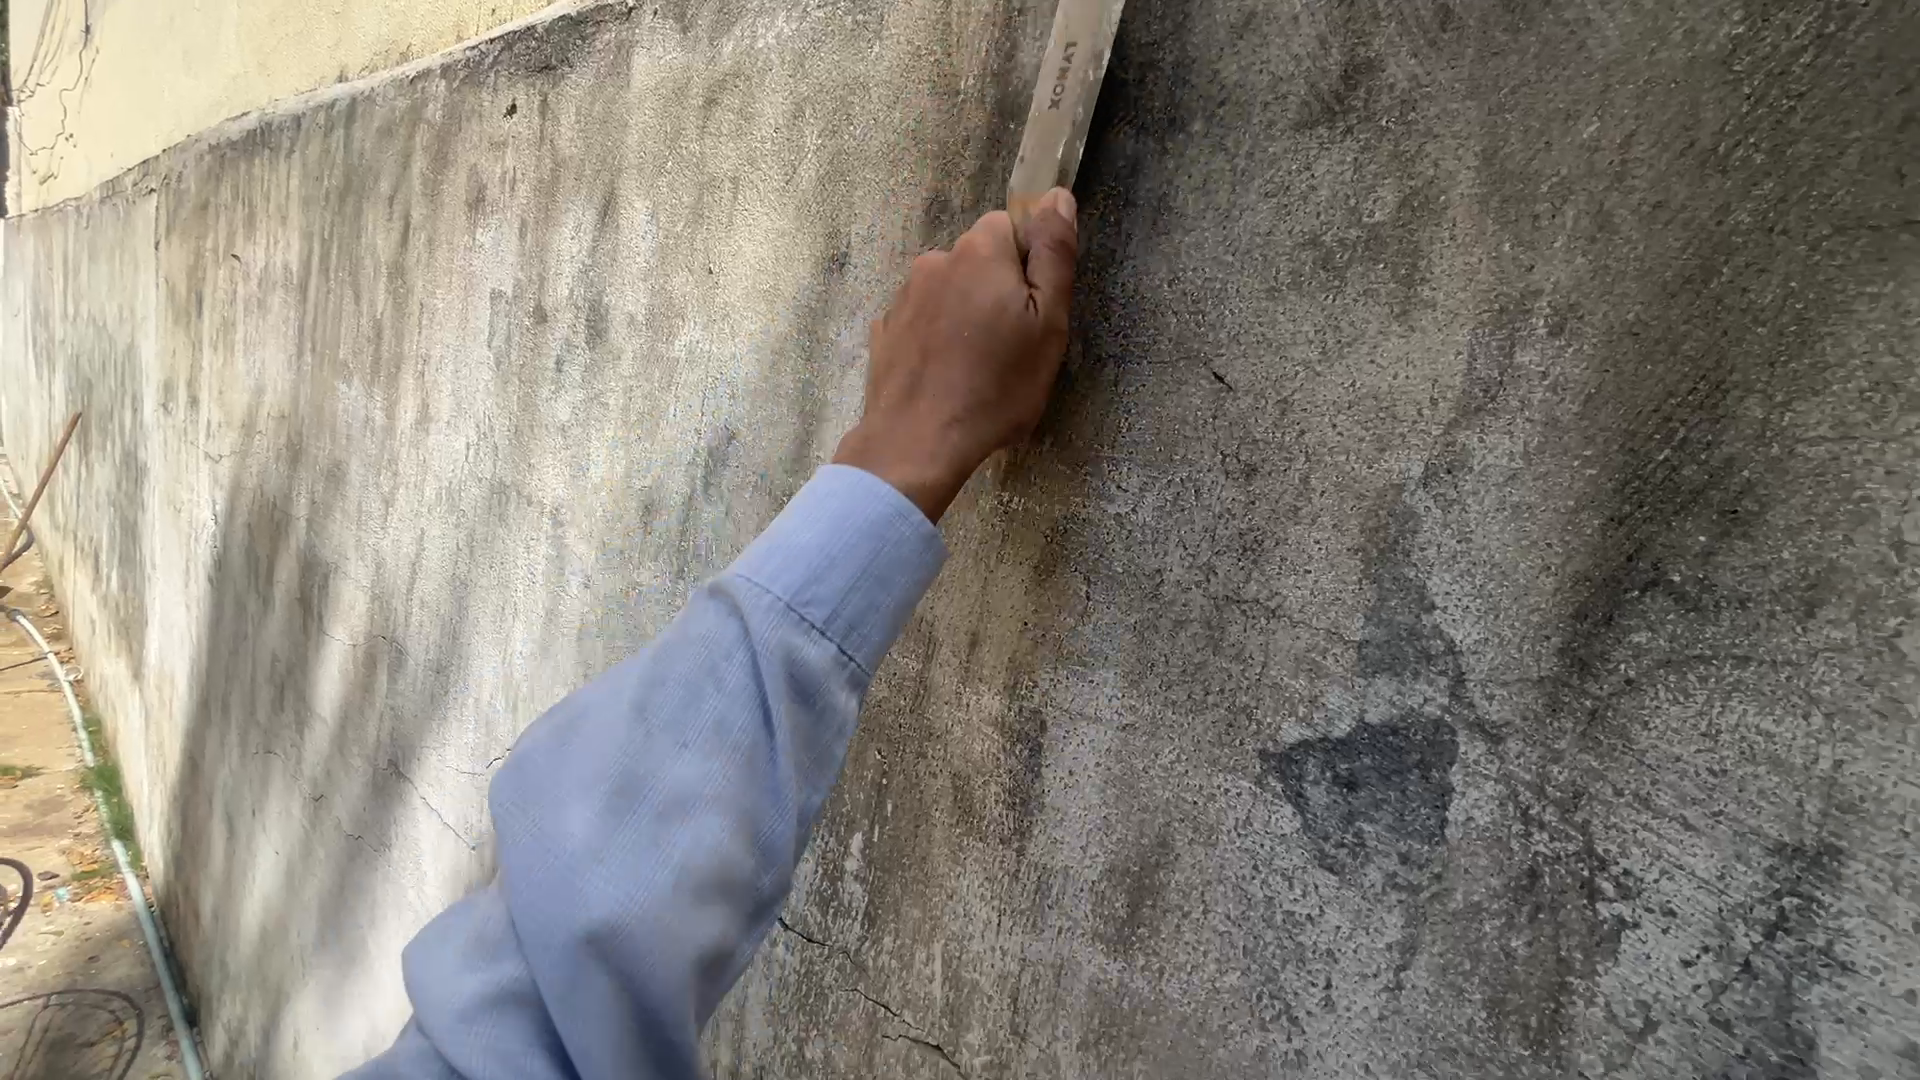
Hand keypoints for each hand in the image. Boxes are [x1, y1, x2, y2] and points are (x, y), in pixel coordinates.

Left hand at [832, 188, 1079, 521]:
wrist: (918, 441)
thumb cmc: (996, 387)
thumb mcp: (1048, 324)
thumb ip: (1054, 255)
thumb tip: (1057, 197)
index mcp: (979, 251)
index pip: (1010, 226)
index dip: (1028, 266)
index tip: (1033, 312)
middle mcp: (935, 261)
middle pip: (977, 261)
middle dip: (995, 291)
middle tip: (1009, 348)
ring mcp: (903, 298)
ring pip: (948, 292)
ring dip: (963, 316)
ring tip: (974, 369)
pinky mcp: (885, 333)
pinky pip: (922, 323)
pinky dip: (935, 340)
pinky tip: (944, 377)